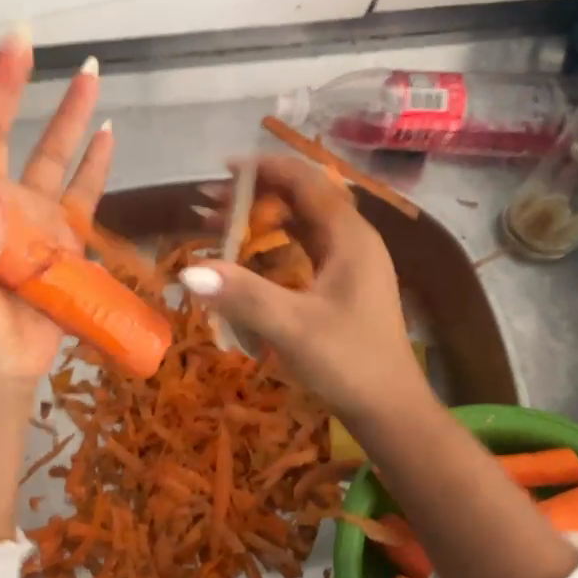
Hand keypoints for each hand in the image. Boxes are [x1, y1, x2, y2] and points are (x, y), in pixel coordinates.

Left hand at [0, 30, 112, 401]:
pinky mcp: (61, 240)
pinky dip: (95, 166)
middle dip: (16, 88)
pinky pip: (81, 195)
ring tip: (91, 73)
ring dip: (69, 117)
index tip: (8, 51)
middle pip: (4, 134)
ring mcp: (29, 218)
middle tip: (32, 41)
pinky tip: (109, 135)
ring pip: (50, 156)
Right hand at [180, 156, 425, 420]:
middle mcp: (352, 242)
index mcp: (349, 238)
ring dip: (260, 222)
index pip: (306, 182)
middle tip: (208, 207)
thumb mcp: (292, 328)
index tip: (223, 170)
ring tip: (216, 228)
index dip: (265, 169)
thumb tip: (189, 270)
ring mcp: (349, 266)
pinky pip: (302, 252)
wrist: (388, 408)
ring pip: (301, 227)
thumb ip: (243, 296)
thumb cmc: (348, 362)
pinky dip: (271, 248)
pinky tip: (245, 263)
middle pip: (301, 200)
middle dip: (254, 197)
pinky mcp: (341, 288)